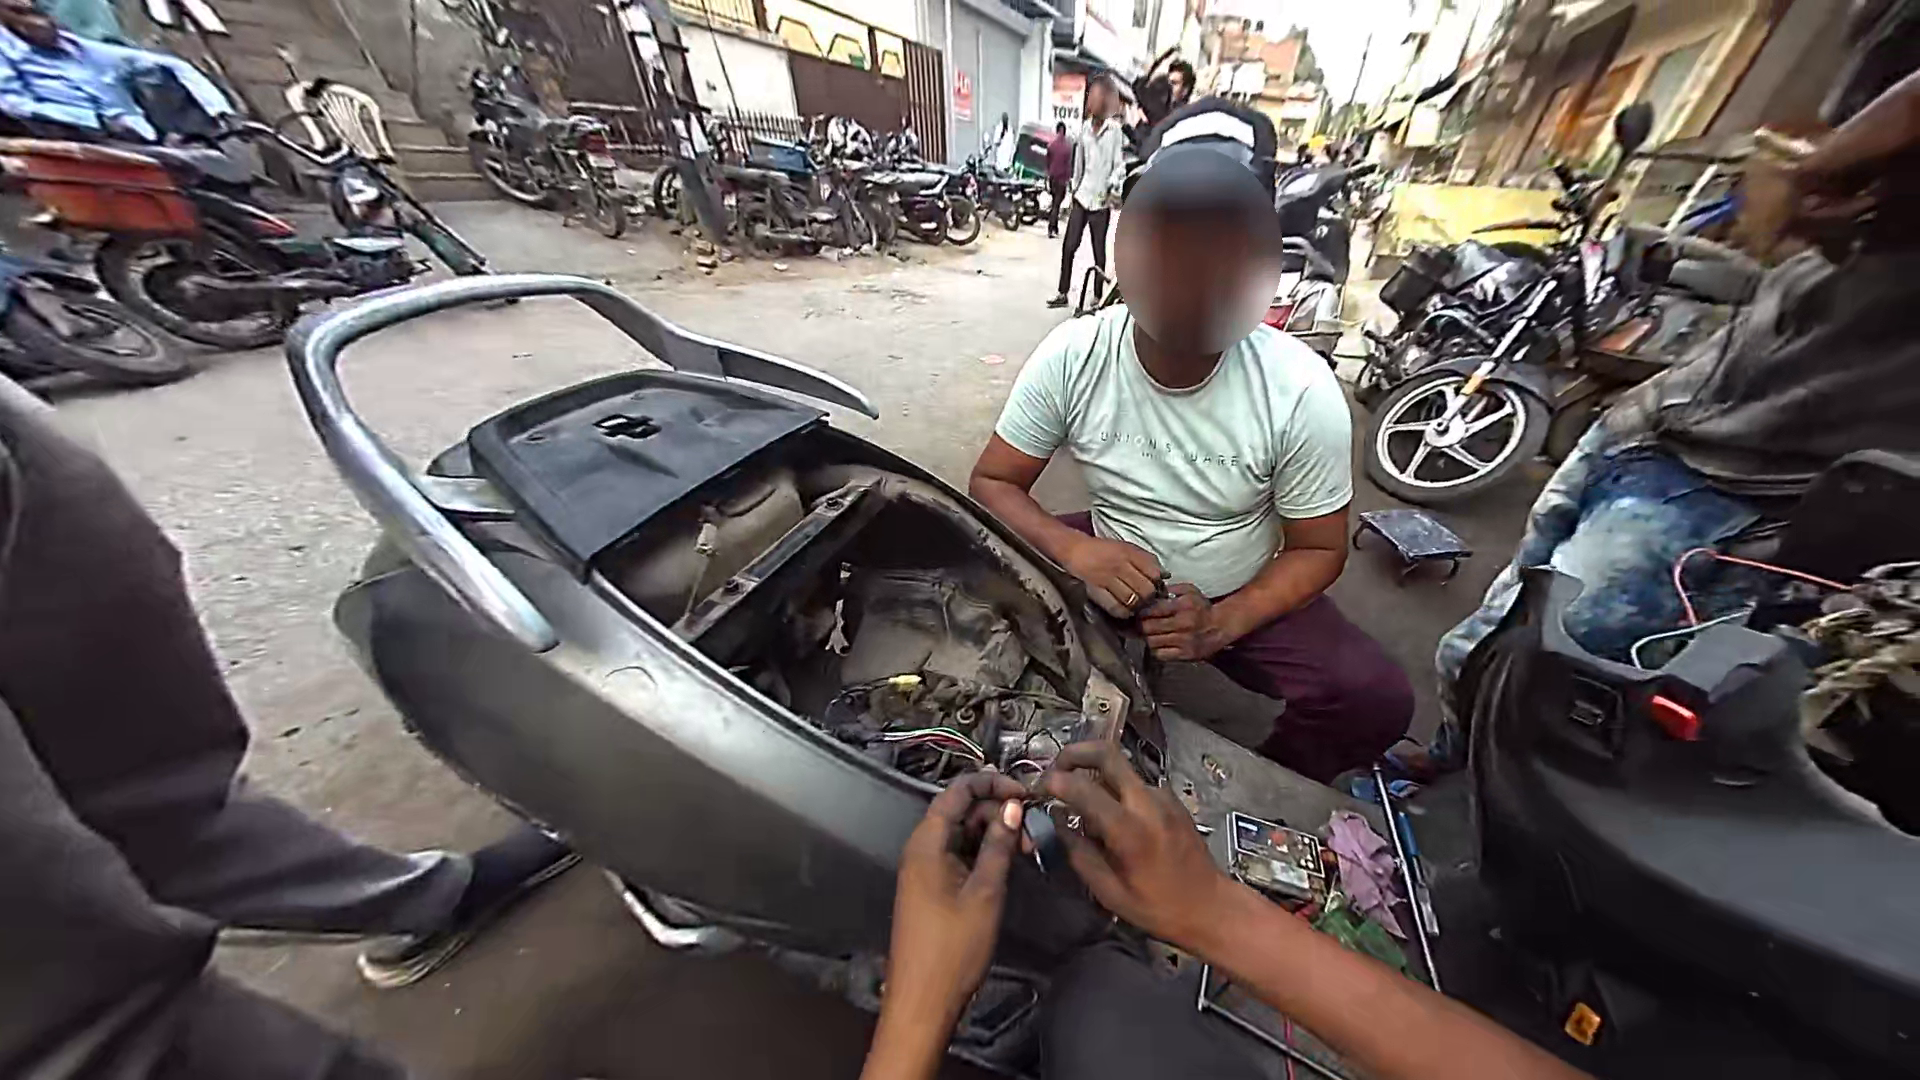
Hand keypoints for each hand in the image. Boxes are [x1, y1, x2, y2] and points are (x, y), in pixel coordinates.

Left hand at [885, 770, 1028, 1024]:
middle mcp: (922, 846)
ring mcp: (926, 866)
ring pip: (963, 831)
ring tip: (1026, 846)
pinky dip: (983, 851)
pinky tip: (1006, 861)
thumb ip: (998, 844)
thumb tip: (1013, 805)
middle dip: (997, 810)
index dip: (991, 782)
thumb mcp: (984, 892)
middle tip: (1031, 827)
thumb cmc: (952, 948)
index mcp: (927, 840)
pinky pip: (959, 852)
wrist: (921, 1005)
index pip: (958, 789)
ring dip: (993, 832)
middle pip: (961, 809)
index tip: (1024, 791)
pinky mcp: (932, 885)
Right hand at [1041, 742, 1237, 951]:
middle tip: (1056, 768)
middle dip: (1074, 752)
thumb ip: (1078, 851)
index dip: (1055, 781)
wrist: (1213, 908)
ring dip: (1093, 774)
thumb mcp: (1108, 892)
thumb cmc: (1159, 907)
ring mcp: (1161, 795)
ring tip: (1081, 801)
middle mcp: (1146, 803)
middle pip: (1106, 752)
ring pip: (1118, 767)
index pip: (1083, 788)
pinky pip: (1132, 782)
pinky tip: (1110, 815)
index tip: (1040, 788)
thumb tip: (1056, 818)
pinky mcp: (1169, 796)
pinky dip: (1113, 789)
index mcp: (1130, 830)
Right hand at [1061, 533, 1163, 616]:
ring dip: (1136, 606)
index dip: (1157, 582)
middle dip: (1149, 597)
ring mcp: (1107, 578)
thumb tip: (1164, 575)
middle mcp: (1120, 565)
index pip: (1153, 572)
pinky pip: (1115, 607)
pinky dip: (1123, 612)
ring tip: (1135, 606)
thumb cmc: (1102, 549)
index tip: (1155, 586)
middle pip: (1145, 589)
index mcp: (1129, 553)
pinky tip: (1124, 610)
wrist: (1074, 549)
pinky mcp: (1096, 590)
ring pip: (1132, 599)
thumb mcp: (1126, 547)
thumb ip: (1145, 559)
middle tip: (1146, 599)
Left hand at [1139, 582, 1231, 660]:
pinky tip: (1159, 643)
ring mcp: (1184, 641)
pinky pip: (1161, 655)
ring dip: (1147, 637)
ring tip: (1150, 633)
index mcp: (1182, 606)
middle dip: (1141, 625)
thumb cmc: (1202, 607)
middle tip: (1140, 623)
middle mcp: (1183, 624)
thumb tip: (1150, 592)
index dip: (1141, 611)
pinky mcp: (1186, 654)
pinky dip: (1156, 650)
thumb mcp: (1189, 591)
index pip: (1152, 610)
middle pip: (1148, 627)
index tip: (1139, 611)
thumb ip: (1170, 589)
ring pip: (1152, 642)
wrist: (1222, 626)